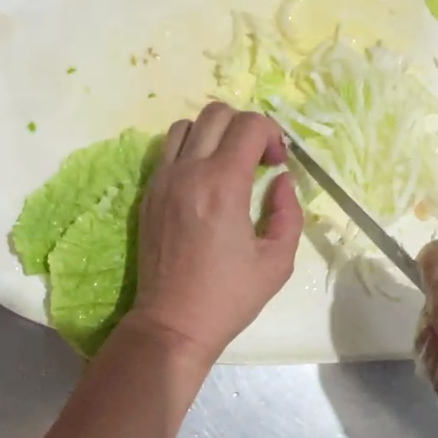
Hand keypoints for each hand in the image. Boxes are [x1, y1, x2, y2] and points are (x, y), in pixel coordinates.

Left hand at [125, 102, 303, 362]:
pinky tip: (203, 182)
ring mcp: (162, 181)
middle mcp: (188, 172)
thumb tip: (281, 181)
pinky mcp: (148, 195)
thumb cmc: (229, 298)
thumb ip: (288, 213)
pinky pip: (167, 151)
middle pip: (216, 114)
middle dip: (244, 128)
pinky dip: (189, 151)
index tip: (277, 164)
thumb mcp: (277, 262)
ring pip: (186, 126)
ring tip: (226, 166)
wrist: (173, 323)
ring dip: (212, 135)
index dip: (272, 135)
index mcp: (222, 185)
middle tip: (256, 161)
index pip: (249, 124)